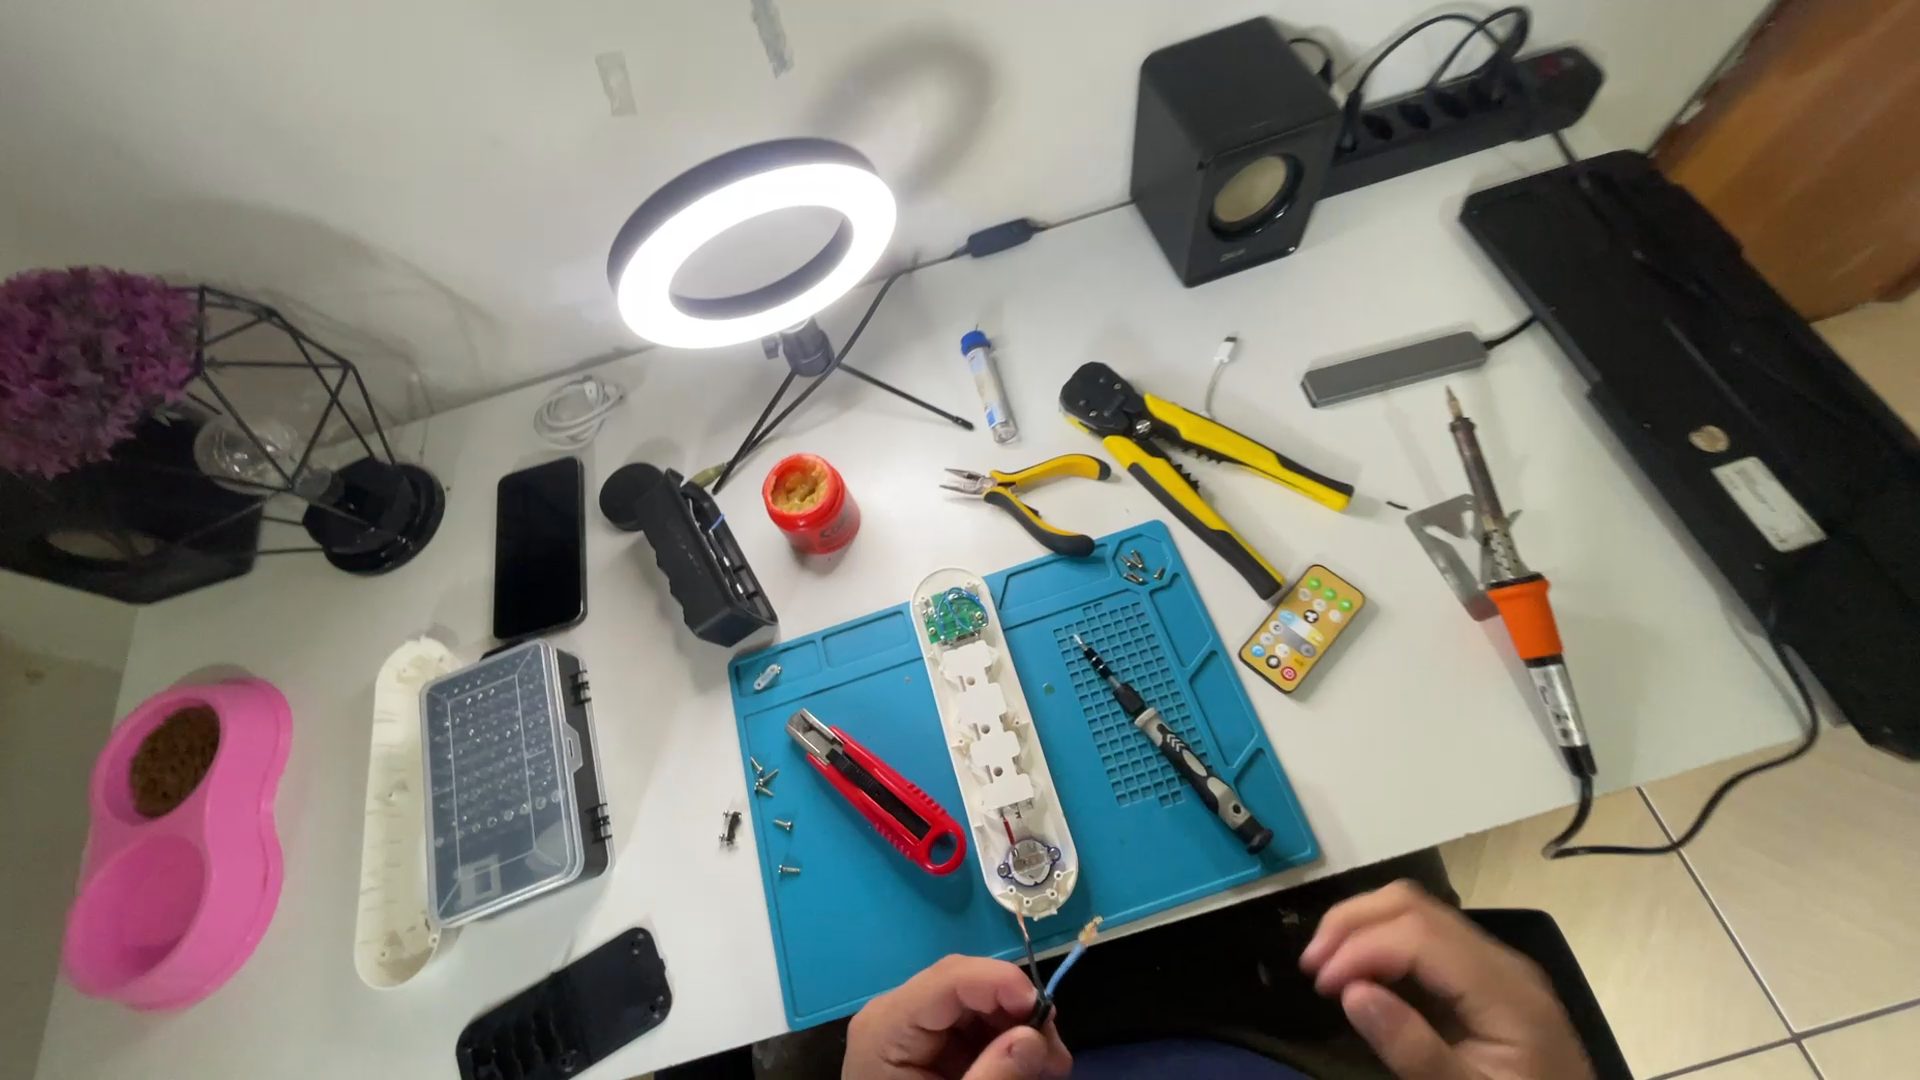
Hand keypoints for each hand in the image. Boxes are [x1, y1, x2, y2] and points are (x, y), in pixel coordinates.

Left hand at [845, 956, 1071, 1079]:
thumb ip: (992, 1079)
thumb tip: (1034, 1037)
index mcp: (889, 1025)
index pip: (949, 978)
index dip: (1001, 982)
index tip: (1047, 1015)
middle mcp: (896, 1011)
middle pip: (966, 987)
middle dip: (1016, 1012)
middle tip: (1057, 1058)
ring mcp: (910, 1025)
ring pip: (975, 1003)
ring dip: (1015, 1028)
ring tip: (1049, 1067)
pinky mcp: (923, 1042)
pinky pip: (969, 1026)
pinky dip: (1000, 1042)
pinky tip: (1023, 1067)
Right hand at [1299, 881, 1594, 1079]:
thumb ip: (1416, 1051)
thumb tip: (1350, 991)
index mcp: (1508, 992)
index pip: (1419, 935)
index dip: (1361, 947)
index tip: (1322, 985)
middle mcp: (1501, 961)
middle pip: (1411, 904)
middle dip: (1351, 922)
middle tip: (1312, 965)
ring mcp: (1491, 963)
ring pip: (1411, 907)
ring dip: (1359, 924)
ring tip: (1326, 964)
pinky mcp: (1478, 973)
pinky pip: (1418, 931)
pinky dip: (1377, 937)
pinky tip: (1358, 970)